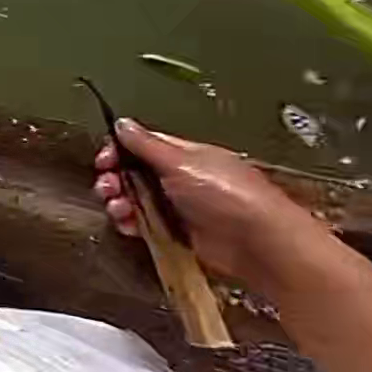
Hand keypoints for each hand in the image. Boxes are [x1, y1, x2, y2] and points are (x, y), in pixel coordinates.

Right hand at [93, 118, 328, 287]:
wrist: (267, 250)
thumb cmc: (229, 197)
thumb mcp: (183, 163)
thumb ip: (146, 143)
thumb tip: (121, 121)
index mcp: (185, 156)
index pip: (139, 145)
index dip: (117, 150)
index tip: (105, 160)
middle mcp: (180, 178)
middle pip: (130, 171)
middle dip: (113, 178)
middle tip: (108, 187)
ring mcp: (179, 206)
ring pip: (132, 197)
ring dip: (117, 201)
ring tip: (118, 208)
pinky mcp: (178, 232)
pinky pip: (142, 222)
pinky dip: (129, 222)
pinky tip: (127, 224)